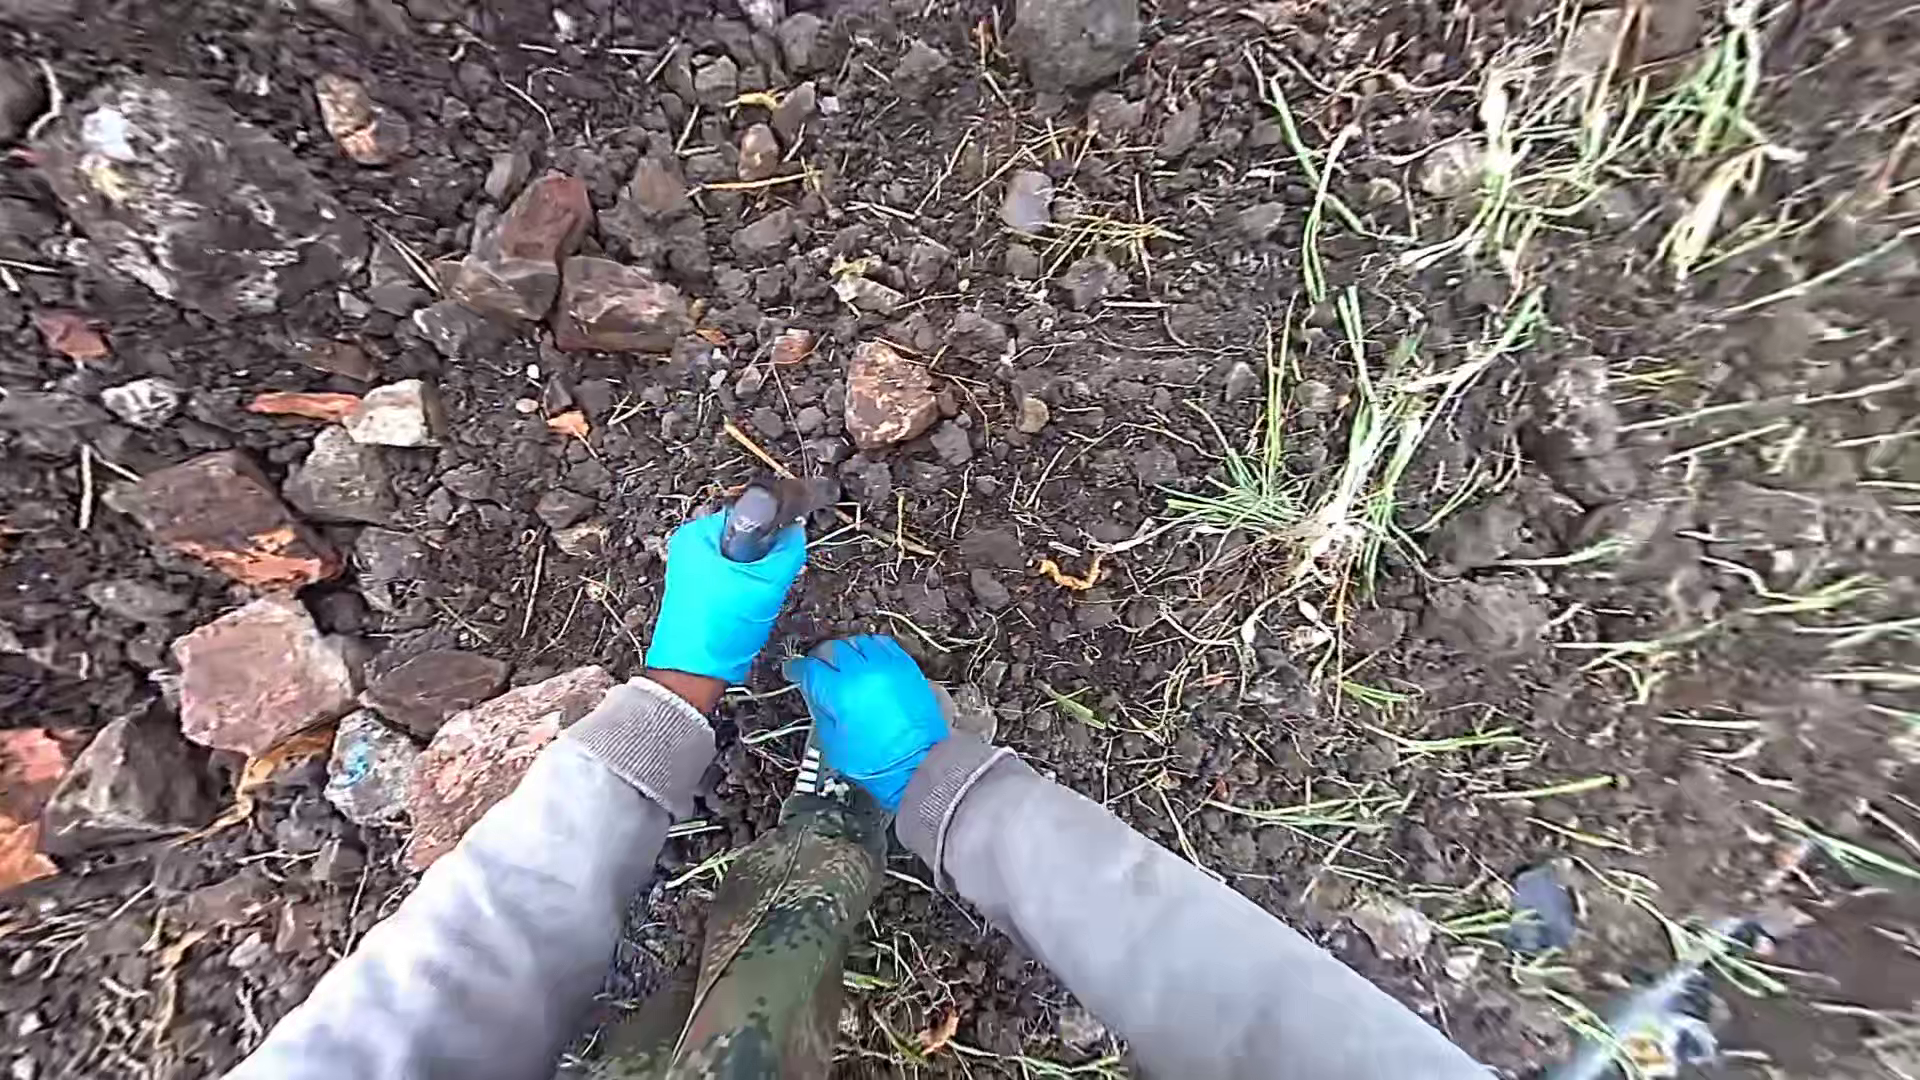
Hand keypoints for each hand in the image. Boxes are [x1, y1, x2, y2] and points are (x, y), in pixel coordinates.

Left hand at [644, 512, 805, 684]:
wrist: (695, 673)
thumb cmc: (718, 629)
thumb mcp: (767, 584)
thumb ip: (788, 551)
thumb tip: (796, 532)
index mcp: (697, 535)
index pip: (747, 512)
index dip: (774, 526)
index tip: (789, 539)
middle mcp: (690, 547)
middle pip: (746, 536)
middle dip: (765, 557)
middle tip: (770, 578)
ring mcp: (693, 568)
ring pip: (743, 559)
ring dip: (758, 575)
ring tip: (755, 597)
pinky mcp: (700, 588)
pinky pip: (734, 575)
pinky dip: (747, 587)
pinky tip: (747, 606)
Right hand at [784, 635, 948, 810]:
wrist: (919, 763)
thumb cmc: (877, 762)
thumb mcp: (833, 743)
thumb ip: (821, 710)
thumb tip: (815, 692)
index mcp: (841, 692)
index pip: (810, 668)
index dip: (797, 668)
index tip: (794, 670)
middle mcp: (863, 672)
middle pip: (833, 648)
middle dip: (821, 658)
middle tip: (818, 669)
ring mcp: (887, 666)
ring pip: (859, 641)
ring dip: (847, 650)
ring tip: (844, 664)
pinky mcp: (907, 666)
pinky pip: (884, 644)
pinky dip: (872, 648)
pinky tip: (868, 660)